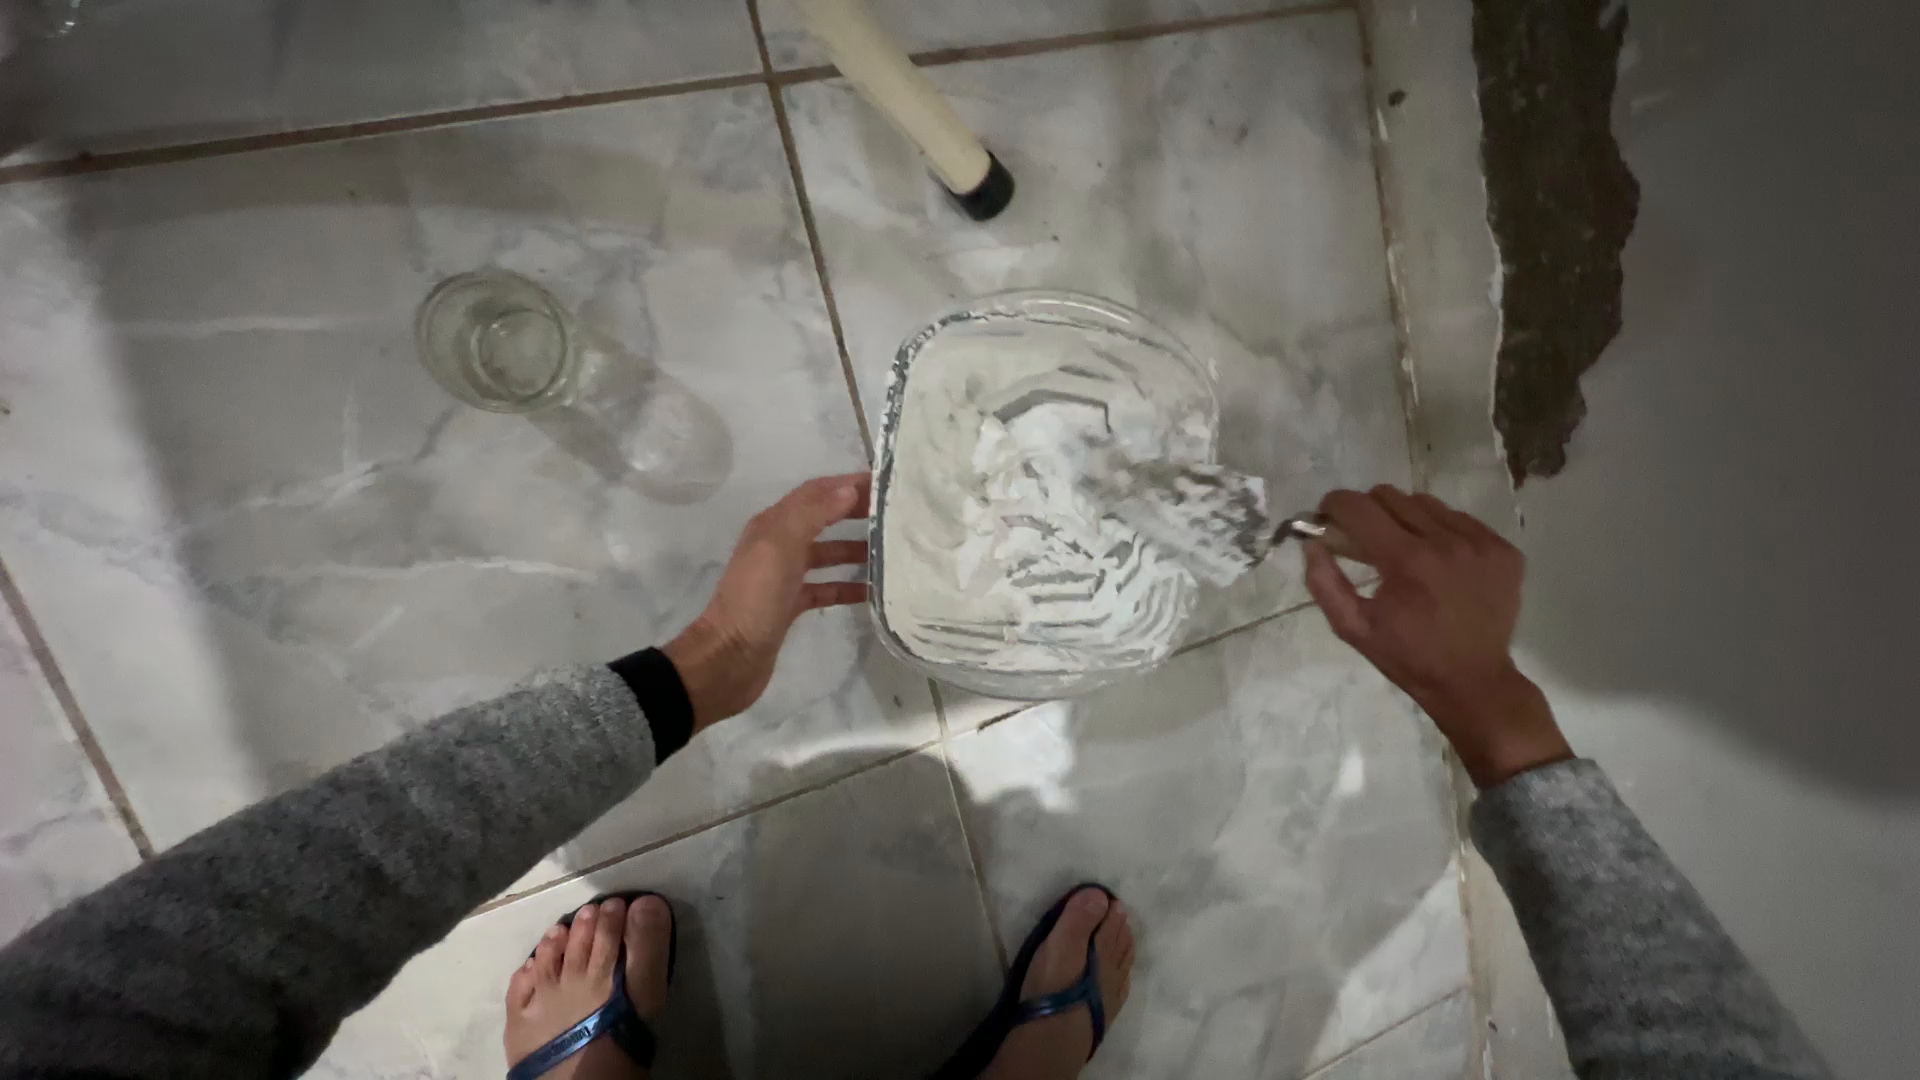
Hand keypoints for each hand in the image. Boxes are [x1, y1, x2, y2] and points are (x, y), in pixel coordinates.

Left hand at [663, 473, 871, 732]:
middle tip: (895, 514)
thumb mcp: (780, 547)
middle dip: (855, 513)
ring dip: (855, 548)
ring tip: (890, 551)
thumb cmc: (755, 599)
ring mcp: (784, 576)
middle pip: (822, 519)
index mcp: (773, 525)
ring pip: (826, 553)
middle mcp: (778, 545)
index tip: (886, 483)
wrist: (729, 658)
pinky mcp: (791, 604)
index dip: (847, 484)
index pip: (816, 492)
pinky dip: (846, 586)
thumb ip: (813, 514)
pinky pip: (825, 587)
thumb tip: (849, 489)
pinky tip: (872, 591)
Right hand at [1302, 485, 1570, 787]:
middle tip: (1361, 537)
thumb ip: (1324, 582)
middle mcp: (1447, 542)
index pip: (1359, 508)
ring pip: (1425, 503)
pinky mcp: (1504, 550)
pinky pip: (1459, 518)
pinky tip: (1434, 557)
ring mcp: (1481, 544)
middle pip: (1390, 496)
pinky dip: (1438, 529)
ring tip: (1400, 547)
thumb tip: (1310, 542)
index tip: (1326, 516)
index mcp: (1406, 561)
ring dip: (1403, 517)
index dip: (1334, 505)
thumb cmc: (1406, 656)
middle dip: (1366, 510)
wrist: (1474, 680)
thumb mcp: (1351, 626)